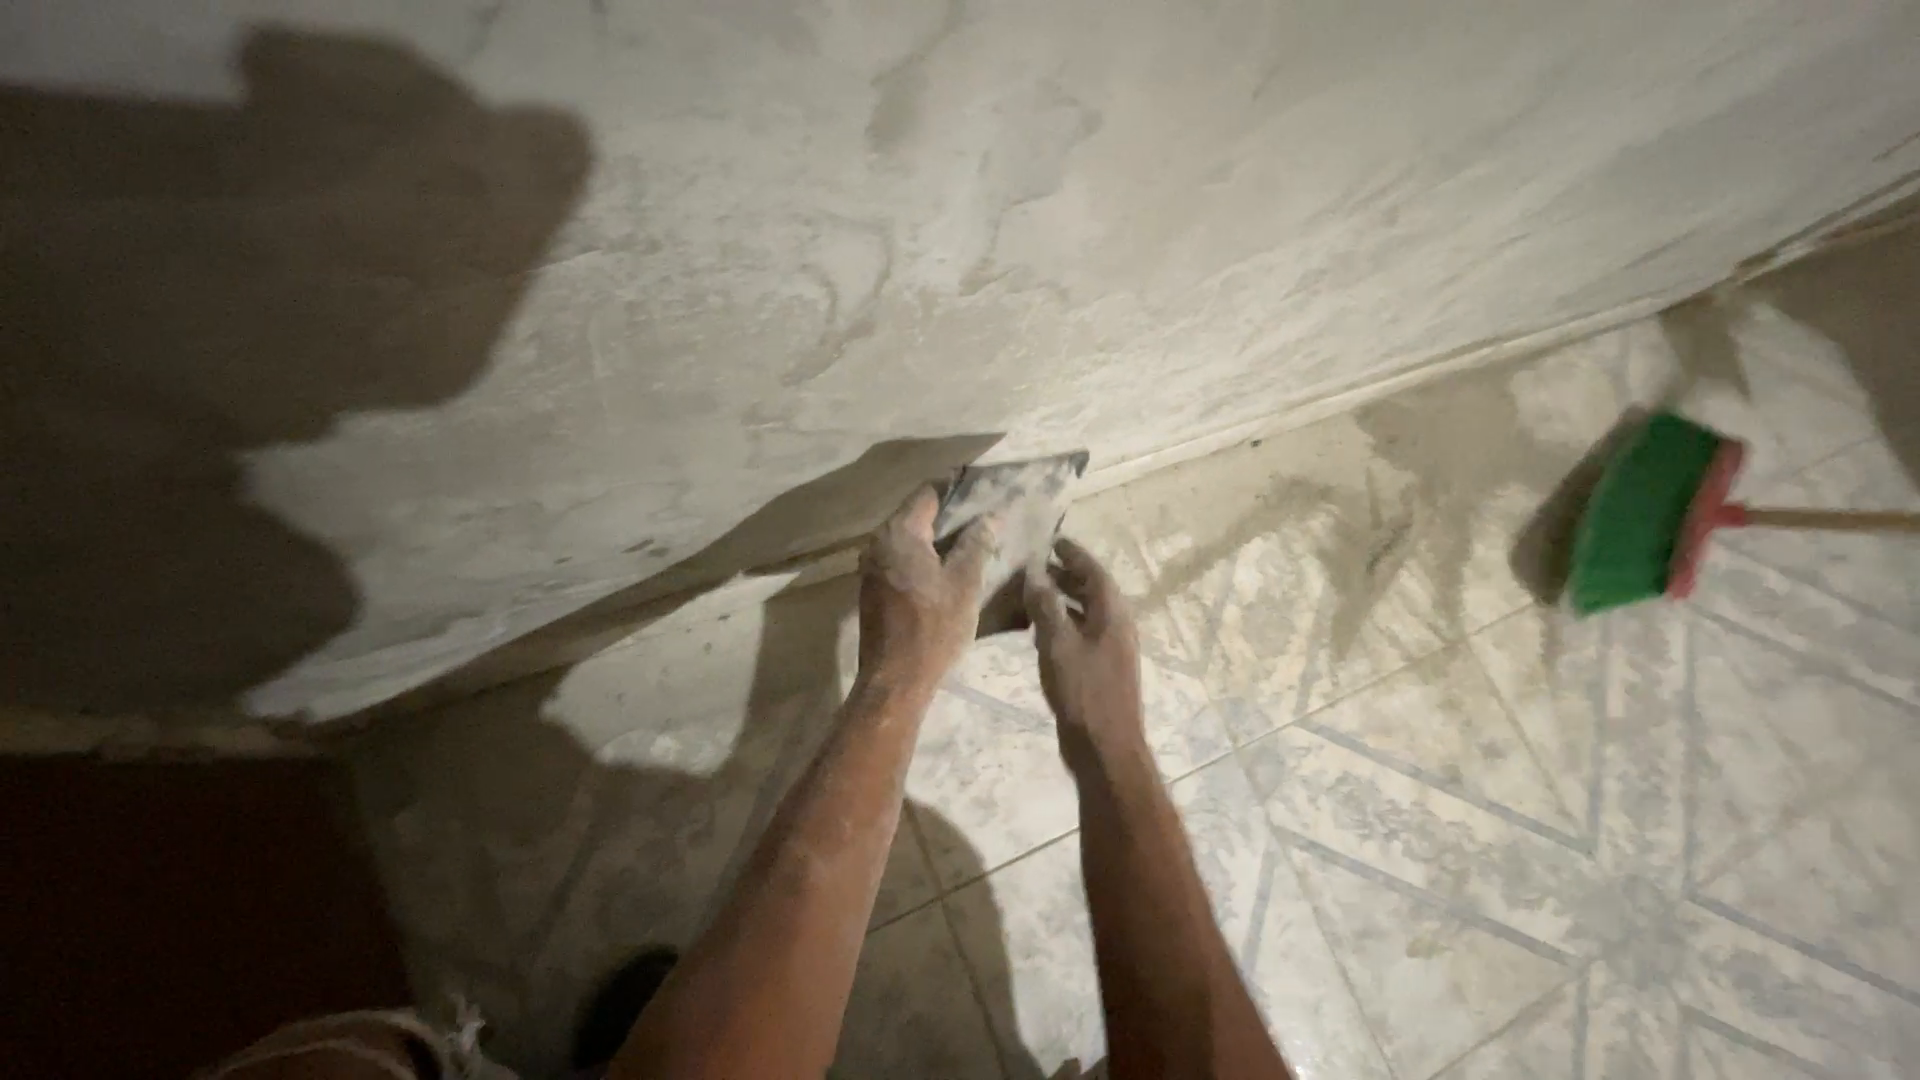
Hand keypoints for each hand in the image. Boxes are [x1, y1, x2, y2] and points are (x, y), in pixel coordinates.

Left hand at [856, 486, 996, 693]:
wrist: (896, 679)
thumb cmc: (934, 629)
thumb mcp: (964, 584)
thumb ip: (976, 543)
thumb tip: (990, 516)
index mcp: (899, 534)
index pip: (929, 493)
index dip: (957, 489)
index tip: (984, 490)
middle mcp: (877, 542)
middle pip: (916, 513)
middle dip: (949, 513)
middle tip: (984, 516)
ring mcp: (870, 565)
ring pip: (908, 537)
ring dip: (936, 536)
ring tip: (972, 540)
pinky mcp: (872, 586)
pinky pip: (900, 557)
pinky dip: (923, 555)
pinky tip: (948, 566)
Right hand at [1025, 538, 1146, 765]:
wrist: (1105, 746)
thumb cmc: (1083, 692)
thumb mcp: (1058, 645)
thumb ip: (1047, 607)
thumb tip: (1036, 575)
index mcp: (1113, 614)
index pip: (1095, 572)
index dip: (1074, 554)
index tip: (1054, 540)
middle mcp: (1117, 626)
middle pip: (1093, 590)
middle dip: (1067, 574)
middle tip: (1038, 564)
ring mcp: (1112, 648)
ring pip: (1087, 612)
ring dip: (1064, 598)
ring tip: (1034, 591)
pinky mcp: (1102, 668)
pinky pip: (1082, 632)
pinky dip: (1063, 622)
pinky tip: (1041, 630)